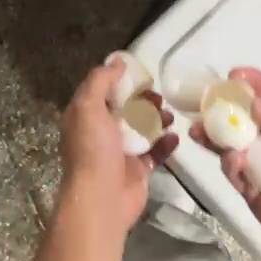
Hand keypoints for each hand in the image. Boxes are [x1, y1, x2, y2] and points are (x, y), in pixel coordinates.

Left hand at [57, 55, 178, 234]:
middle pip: (126, 108)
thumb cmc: (93, 150)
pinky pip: (155, 152)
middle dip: (143, 100)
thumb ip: (100, 81)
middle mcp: (101, 132)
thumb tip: (117, 61)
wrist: (101, 199)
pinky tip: (175, 137)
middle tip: (158, 97)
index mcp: (85, 116)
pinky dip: (166, 143)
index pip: (103, 91)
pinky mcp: (138, 170)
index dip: (120, 81)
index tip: (140, 75)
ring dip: (157, 119)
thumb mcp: (88, 106)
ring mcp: (120, 152)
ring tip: (169, 115)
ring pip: (143, 128)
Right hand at [188, 67, 260, 260]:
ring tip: (198, 128)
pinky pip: (234, 173)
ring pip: (232, 145)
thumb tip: (257, 105)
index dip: (257, 83)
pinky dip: (229, 164)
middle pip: (246, 119)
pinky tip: (231, 159)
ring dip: (214, 135)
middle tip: (205, 98)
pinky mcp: (250, 191)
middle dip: (225, 107)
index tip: (234, 73)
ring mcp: (260, 167)